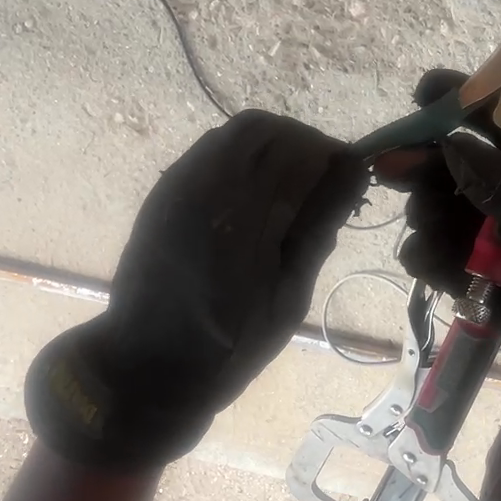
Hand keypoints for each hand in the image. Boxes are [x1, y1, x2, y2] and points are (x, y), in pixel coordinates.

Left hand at [24, 110, 366, 469]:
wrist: (144, 371)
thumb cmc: (230, 343)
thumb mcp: (291, 291)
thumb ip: (321, 223)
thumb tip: (356, 168)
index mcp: (239, 218)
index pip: (297, 150)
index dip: (332, 155)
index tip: (351, 176)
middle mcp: (202, 192)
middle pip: (264, 129)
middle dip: (302, 144)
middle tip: (321, 180)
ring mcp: (176, 189)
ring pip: (235, 133)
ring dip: (272, 148)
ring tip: (289, 188)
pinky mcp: (162, 194)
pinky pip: (212, 150)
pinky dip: (244, 159)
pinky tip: (255, 196)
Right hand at [372, 72, 500, 368]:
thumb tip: (452, 144)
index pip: (493, 117)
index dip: (459, 100)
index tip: (425, 92)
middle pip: (449, 164)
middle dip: (420, 161)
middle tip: (391, 166)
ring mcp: (489, 235)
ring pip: (434, 210)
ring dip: (423, 209)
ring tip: (430, 220)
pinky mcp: (477, 280)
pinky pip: (435, 260)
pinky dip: (425, 255)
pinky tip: (431, 258)